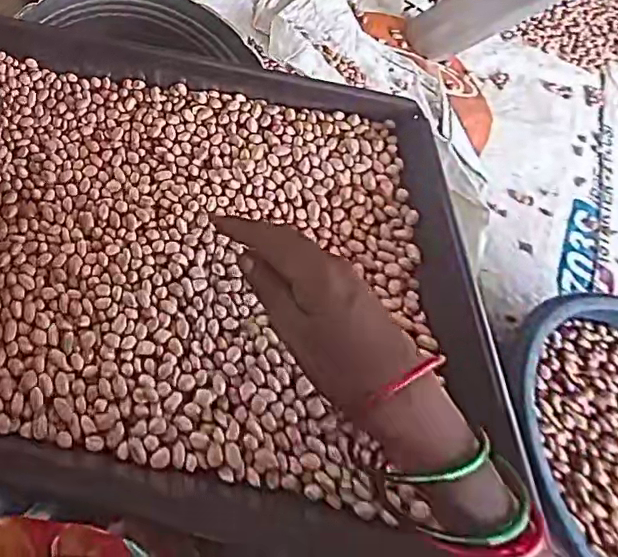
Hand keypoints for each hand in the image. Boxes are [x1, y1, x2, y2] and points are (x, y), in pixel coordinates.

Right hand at [213, 216, 422, 410]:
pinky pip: (313, 260)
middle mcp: (332, 264)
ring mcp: (348, 276)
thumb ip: (267, 288)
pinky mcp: (356, 290)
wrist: (403, 397)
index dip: (240, 227)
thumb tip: (246, 257)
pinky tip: (281, 267)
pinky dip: (291, 256)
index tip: (215, 220)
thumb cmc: (339, 367)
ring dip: (274, 242)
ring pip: (301, 248)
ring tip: (248, 246)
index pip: (269, 237)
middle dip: (256, 231)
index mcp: (314, 270)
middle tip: (228, 229)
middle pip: (287, 237)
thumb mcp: (292, 330)